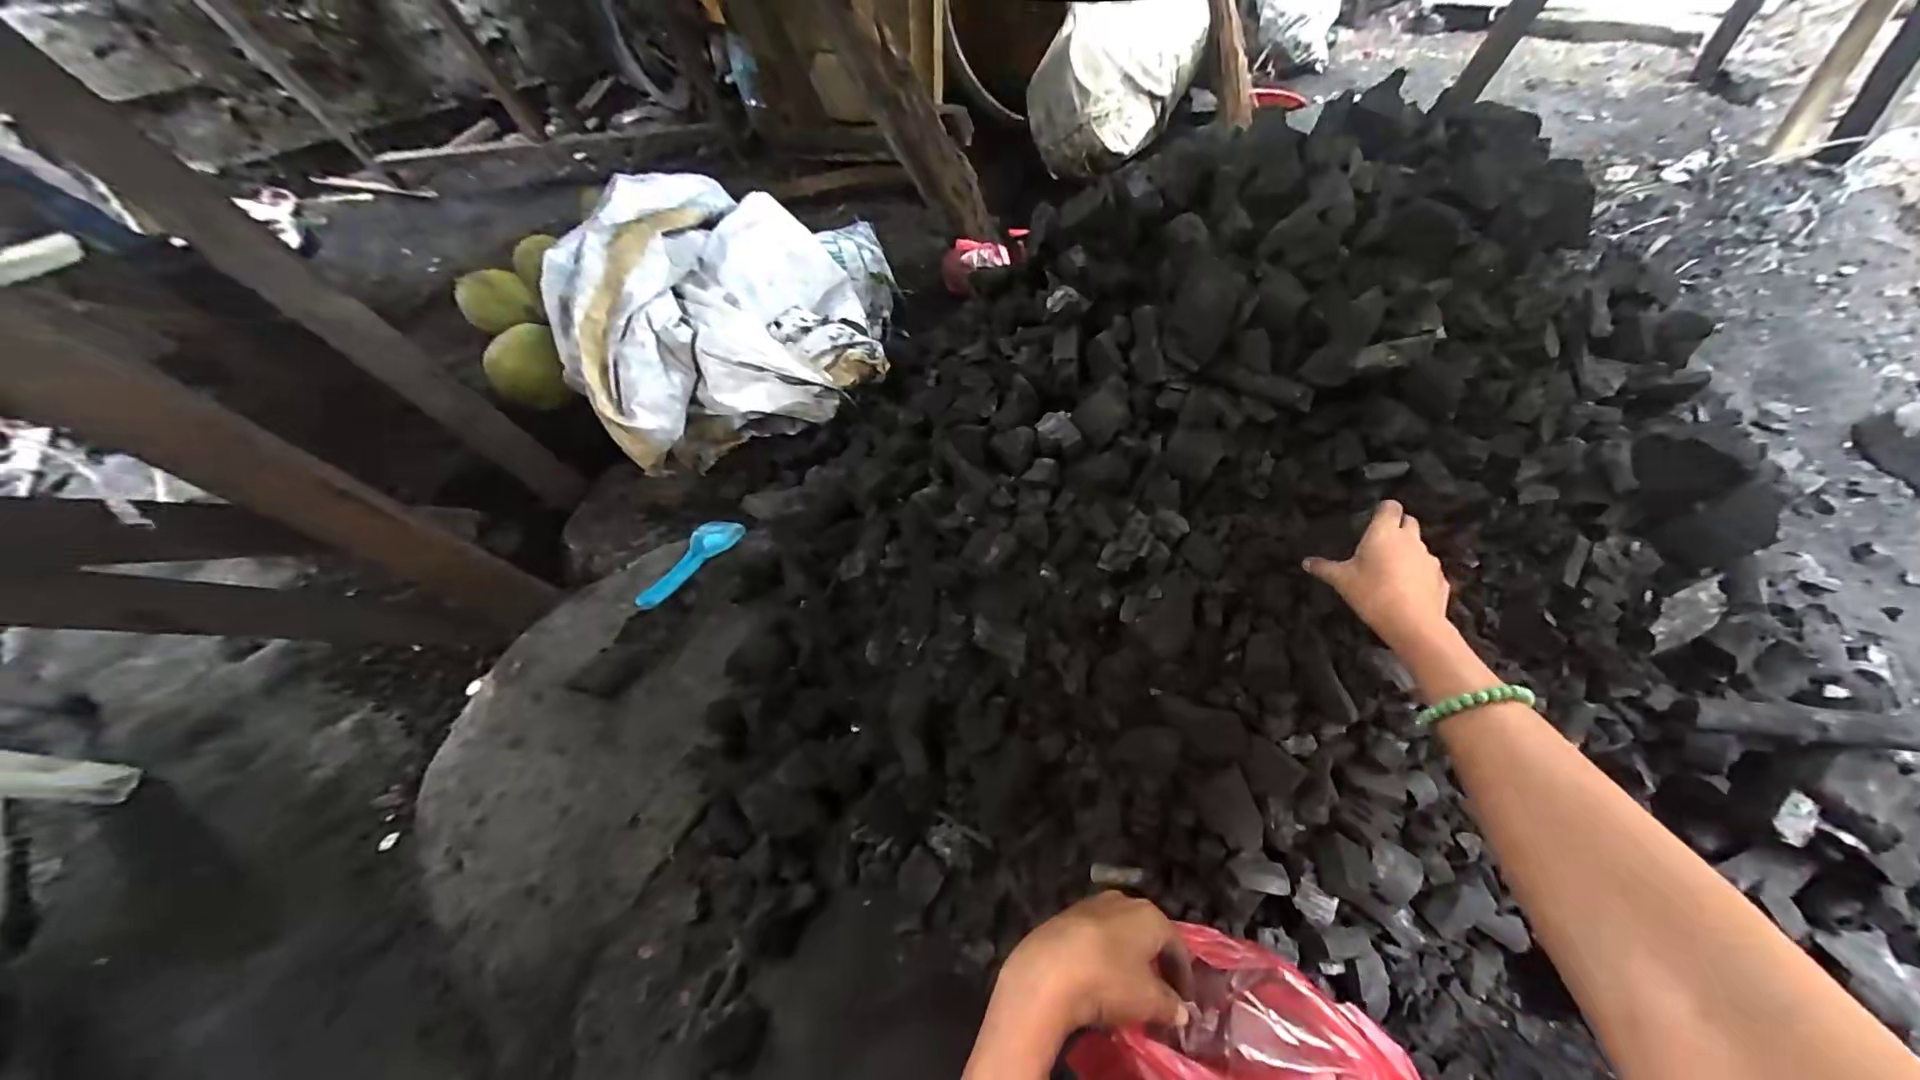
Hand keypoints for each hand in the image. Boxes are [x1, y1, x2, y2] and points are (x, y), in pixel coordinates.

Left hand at [996, 892, 1191, 1033]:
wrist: (1047, 970)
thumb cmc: (1109, 980)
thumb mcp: (1150, 1001)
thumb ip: (1171, 1005)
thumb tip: (1181, 1010)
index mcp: (1149, 915)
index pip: (1177, 946)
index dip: (1184, 976)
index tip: (1185, 1003)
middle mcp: (1122, 900)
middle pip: (1147, 934)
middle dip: (1155, 963)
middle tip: (1159, 994)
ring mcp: (1090, 905)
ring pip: (1119, 932)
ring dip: (1127, 957)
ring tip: (1127, 986)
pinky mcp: (1064, 915)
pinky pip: (1094, 936)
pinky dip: (1102, 955)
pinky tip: (1098, 976)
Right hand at [1304, 500, 1450, 651]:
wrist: (1412, 623)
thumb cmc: (1371, 593)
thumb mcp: (1340, 580)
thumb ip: (1323, 568)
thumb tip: (1306, 562)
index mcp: (1384, 533)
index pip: (1391, 506)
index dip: (1383, 510)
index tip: (1373, 519)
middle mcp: (1410, 540)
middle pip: (1409, 521)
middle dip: (1397, 526)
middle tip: (1379, 543)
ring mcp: (1428, 558)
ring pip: (1418, 546)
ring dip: (1406, 551)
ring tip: (1390, 569)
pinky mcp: (1440, 577)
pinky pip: (1426, 567)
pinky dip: (1417, 571)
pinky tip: (1405, 588)